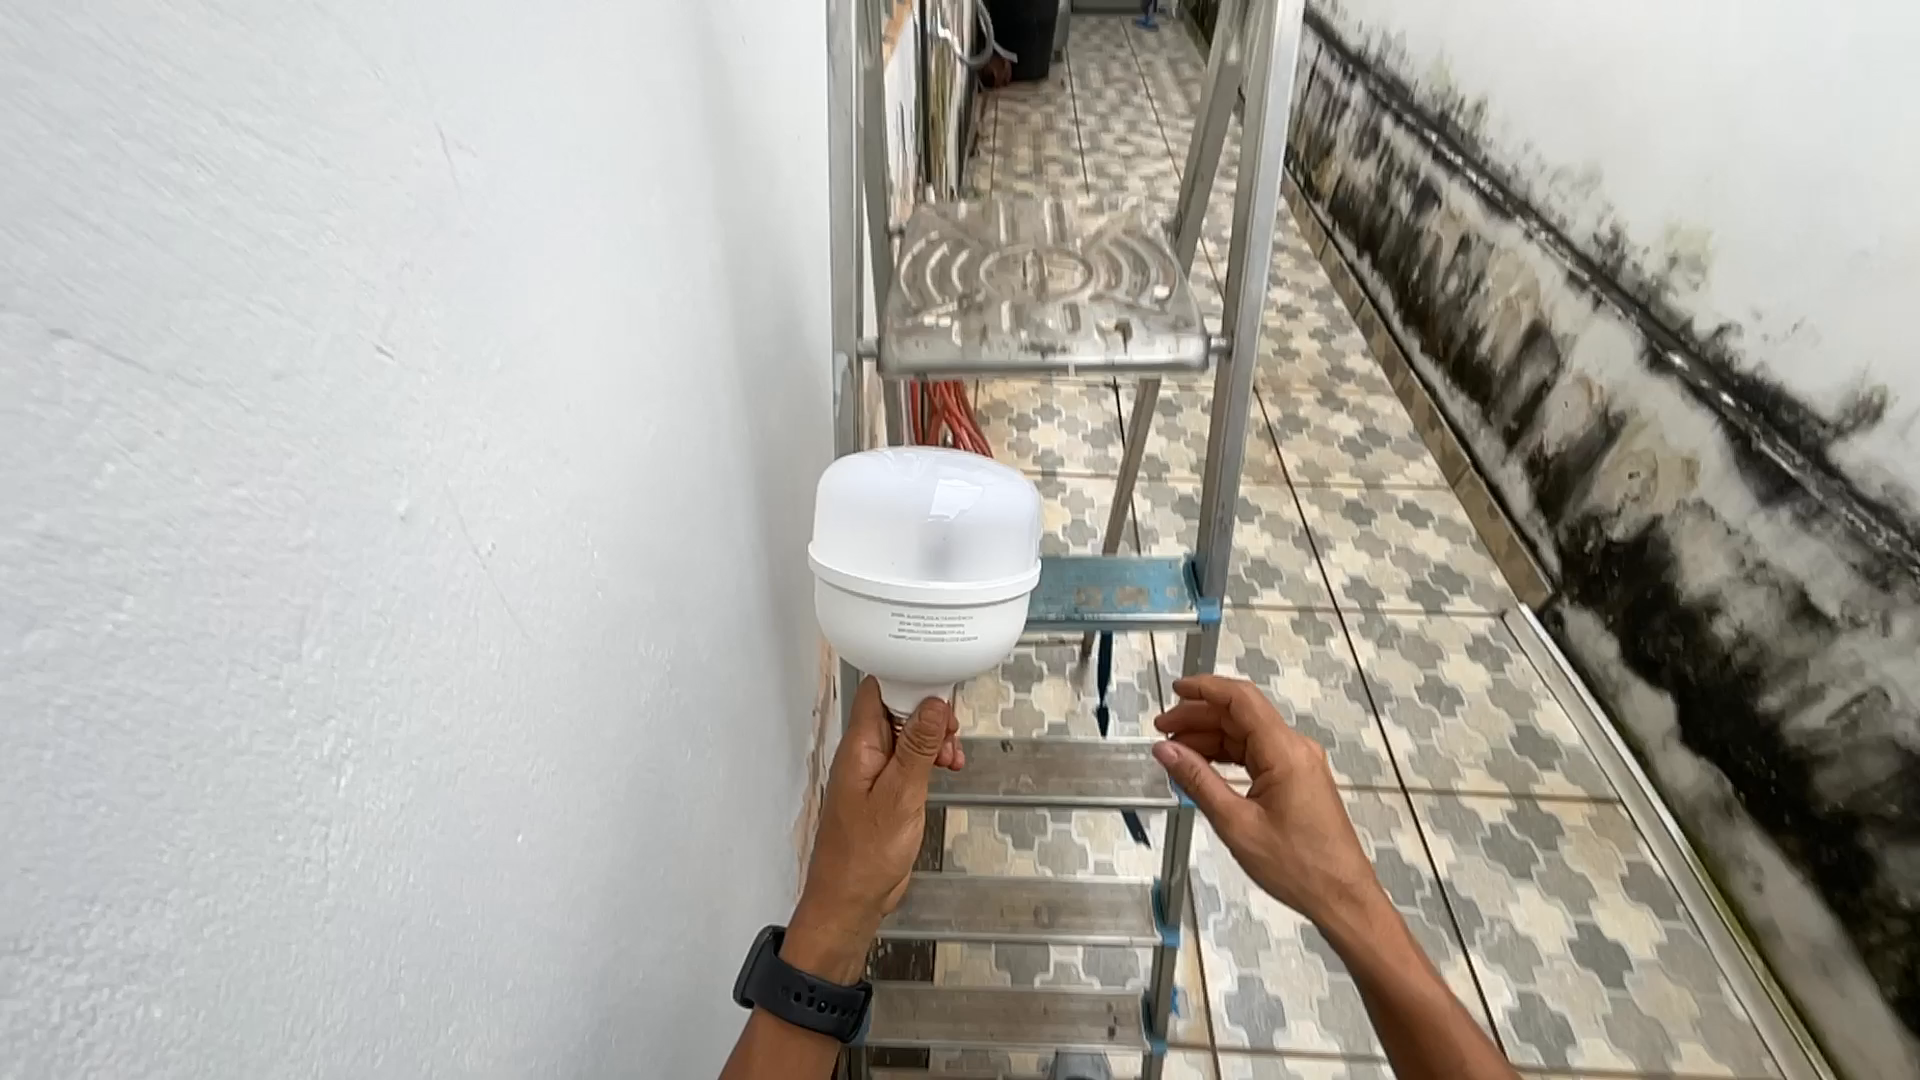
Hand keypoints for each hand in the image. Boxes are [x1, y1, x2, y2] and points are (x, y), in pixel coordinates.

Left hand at [784, 677, 958, 983]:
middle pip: (897, 708)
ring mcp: (875, 771)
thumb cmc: (864, 857)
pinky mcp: (886, 789)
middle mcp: (865, 752)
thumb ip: (918, 747)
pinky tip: (947, 769)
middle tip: (951, 732)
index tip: (941, 691)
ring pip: (908, 734)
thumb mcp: (900, 796)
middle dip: (930, 712)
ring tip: (952, 756)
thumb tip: (934, 704)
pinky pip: (910, 759)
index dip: (911, 681)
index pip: (880, 689)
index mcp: (860, 746)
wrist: (849, 903)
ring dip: (934, 738)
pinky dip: (930, 759)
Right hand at [1151, 675, 1383, 931]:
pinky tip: (1201, 766)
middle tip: (1161, 731)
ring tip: (1174, 751)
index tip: (1173, 690)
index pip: (1241, 699)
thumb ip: (1197, 780)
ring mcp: (1298, 762)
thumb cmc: (1294, 865)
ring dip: (1209, 736)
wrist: (1344, 900)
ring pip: (1245, 733)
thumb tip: (1163, 749)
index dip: (1204, 688)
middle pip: (1240, 714)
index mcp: (1284, 751)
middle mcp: (1294, 747)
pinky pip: (1256, 752)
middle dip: (1198, 717)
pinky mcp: (1297, 778)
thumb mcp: (1236, 823)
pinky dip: (1226, 754)